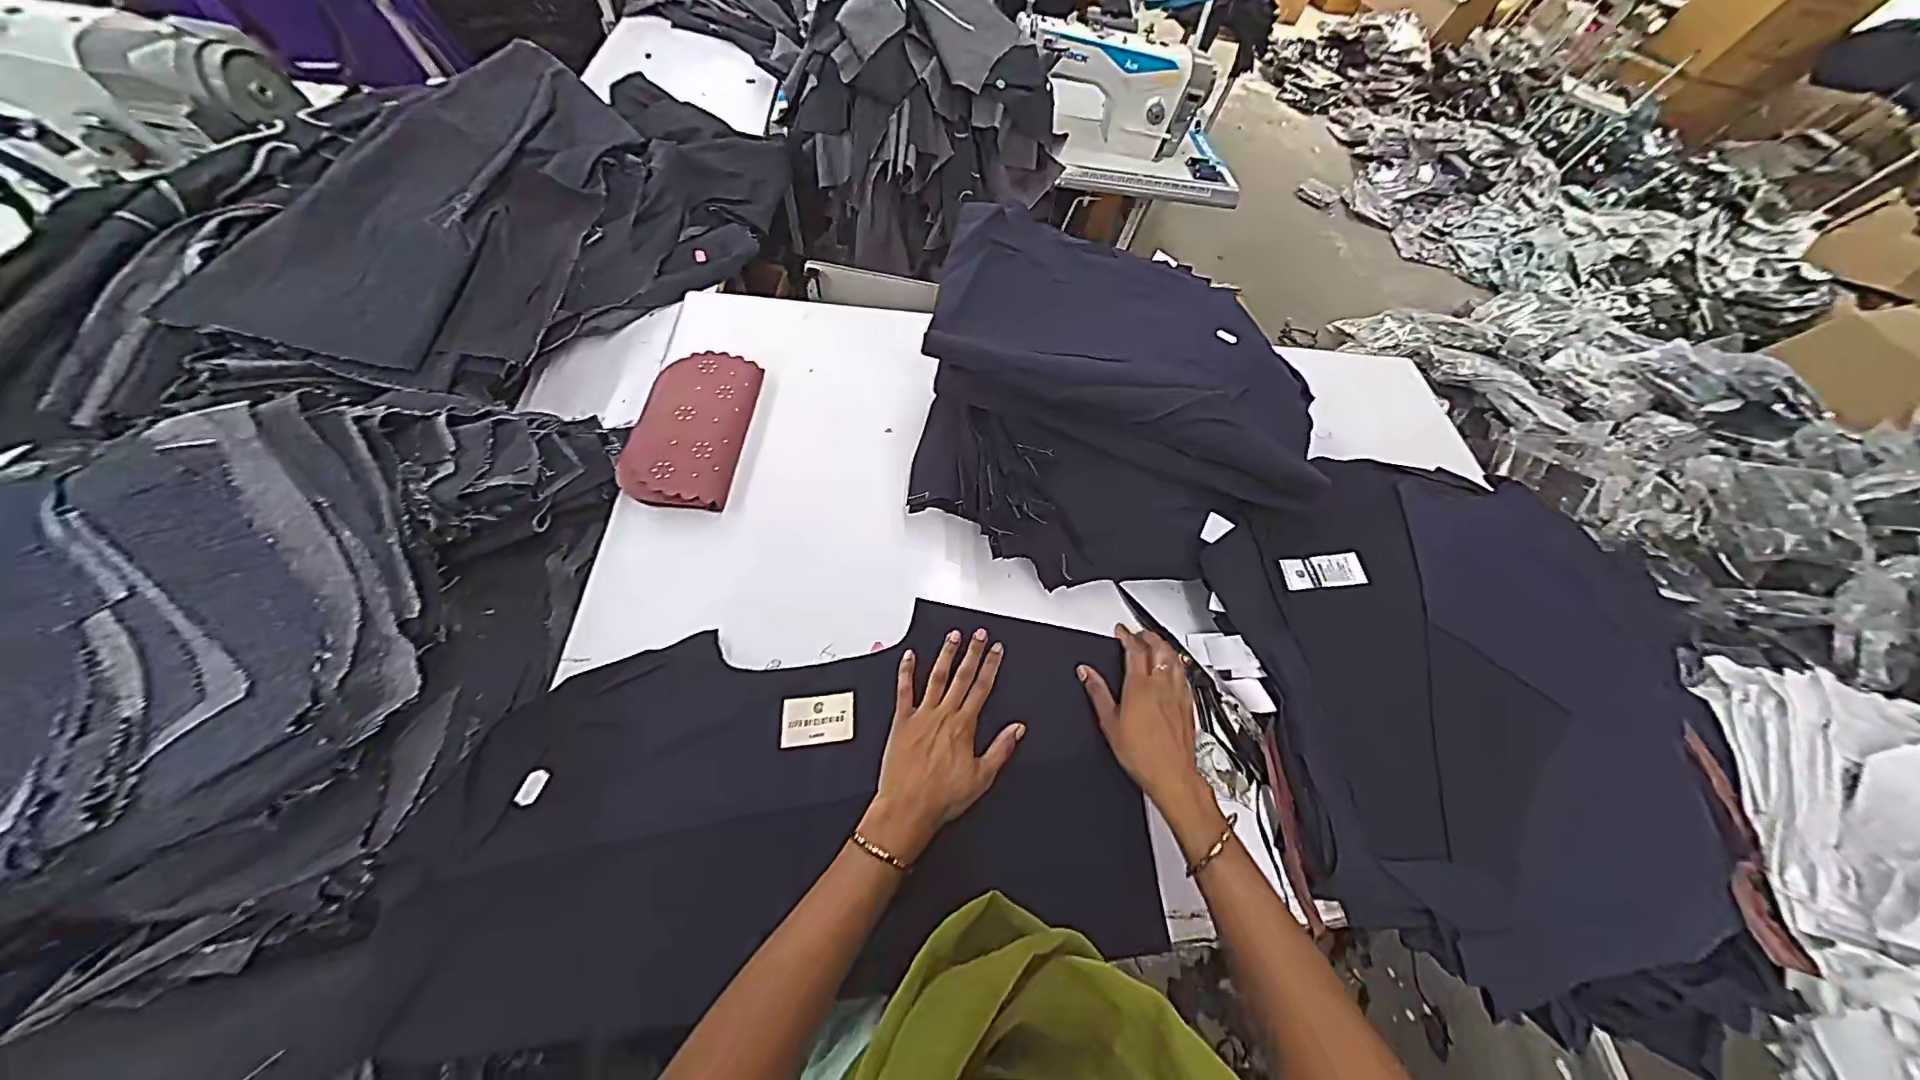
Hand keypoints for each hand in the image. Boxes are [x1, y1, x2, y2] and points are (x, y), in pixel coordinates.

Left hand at [858, 629, 1024, 865]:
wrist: (907, 808)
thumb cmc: (942, 797)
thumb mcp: (982, 777)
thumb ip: (1001, 749)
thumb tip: (1017, 729)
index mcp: (963, 726)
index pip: (982, 688)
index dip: (990, 666)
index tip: (996, 650)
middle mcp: (943, 715)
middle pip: (962, 676)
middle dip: (972, 652)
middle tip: (979, 634)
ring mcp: (921, 716)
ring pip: (936, 677)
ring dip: (945, 654)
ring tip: (952, 636)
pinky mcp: (901, 722)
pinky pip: (903, 691)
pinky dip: (906, 671)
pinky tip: (909, 656)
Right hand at [1078, 626, 1224, 858]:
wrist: (1172, 775)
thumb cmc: (1142, 755)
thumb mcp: (1109, 723)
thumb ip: (1097, 692)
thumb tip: (1086, 673)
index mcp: (1140, 686)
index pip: (1135, 649)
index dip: (1127, 636)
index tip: (1121, 631)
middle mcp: (1162, 686)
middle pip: (1159, 648)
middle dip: (1147, 636)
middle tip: (1137, 633)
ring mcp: (1178, 694)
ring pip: (1174, 659)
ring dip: (1163, 646)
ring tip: (1154, 644)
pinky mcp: (1189, 705)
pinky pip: (1183, 675)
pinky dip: (1175, 664)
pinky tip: (1172, 668)